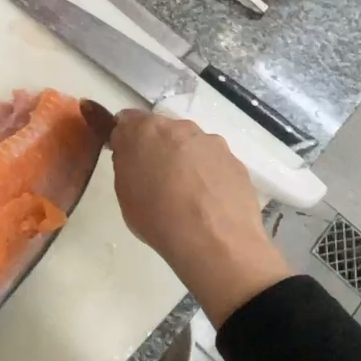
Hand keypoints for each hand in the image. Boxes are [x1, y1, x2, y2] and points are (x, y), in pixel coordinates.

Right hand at [109, 110, 291, 326]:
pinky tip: (207, 202)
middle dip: (156, 147)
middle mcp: (180, 127)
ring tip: (185, 195)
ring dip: (184, 160)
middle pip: (163, 130)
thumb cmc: (157, 217)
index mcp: (145, 130)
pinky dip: (207, 175)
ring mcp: (212, 142)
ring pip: (191, 145)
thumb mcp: (124, 193)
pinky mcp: (235, 160)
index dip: (124, 137)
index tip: (125, 157)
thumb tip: (132, 154)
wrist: (214, 241)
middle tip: (154, 178)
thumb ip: (126, 164)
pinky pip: (213, 162)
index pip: (127, 120)